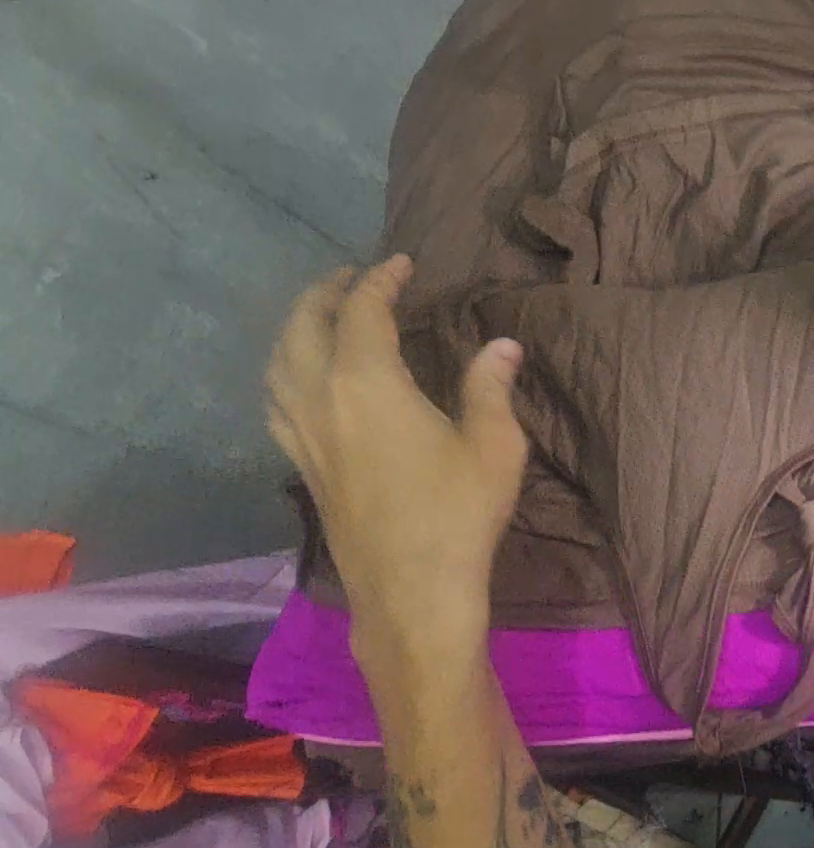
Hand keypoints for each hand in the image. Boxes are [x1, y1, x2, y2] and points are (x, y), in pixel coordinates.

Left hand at [266, 255, 525, 661]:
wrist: (413, 585)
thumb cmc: (461, 509)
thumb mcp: (494, 444)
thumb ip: (491, 387)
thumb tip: (502, 343)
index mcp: (369, 384)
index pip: (364, 313)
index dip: (382, 281)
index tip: (402, 263)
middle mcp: (321, 398)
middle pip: (304, 326)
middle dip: (327, 293)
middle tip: (354, 277)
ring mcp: (302, 434)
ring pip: (277, 361)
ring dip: (296, 327)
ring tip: (321, 317)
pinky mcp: (301, 464)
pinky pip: (276, 399)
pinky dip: (284, 370)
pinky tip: (300, 380)